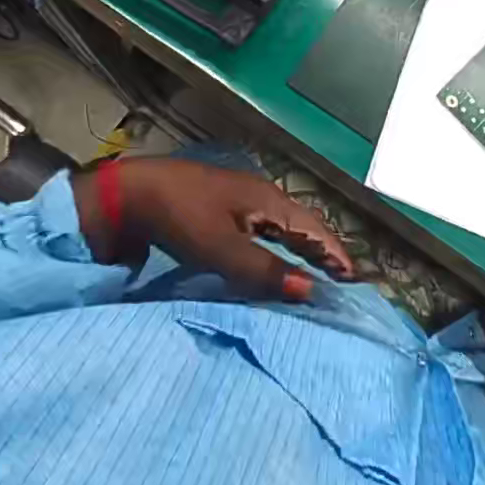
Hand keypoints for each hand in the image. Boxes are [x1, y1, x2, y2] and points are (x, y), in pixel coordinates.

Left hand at [74, 157, 352, 300]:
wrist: (130, 193)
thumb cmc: (180, 216)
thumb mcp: (222, 248)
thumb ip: (265, 270)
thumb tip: (311, 290)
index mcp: (267, 200)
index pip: (313, 229)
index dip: (334, 254)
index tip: (353, 280)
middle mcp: (258, 196)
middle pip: (300, 225)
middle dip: (321, 251)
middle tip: (339, 280)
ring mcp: (237, 200)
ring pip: (279, 227)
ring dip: (297, 250)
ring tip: (311, 274)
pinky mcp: (217, 208)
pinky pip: (258, 229)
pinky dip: (273, 247)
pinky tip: (268, 260)